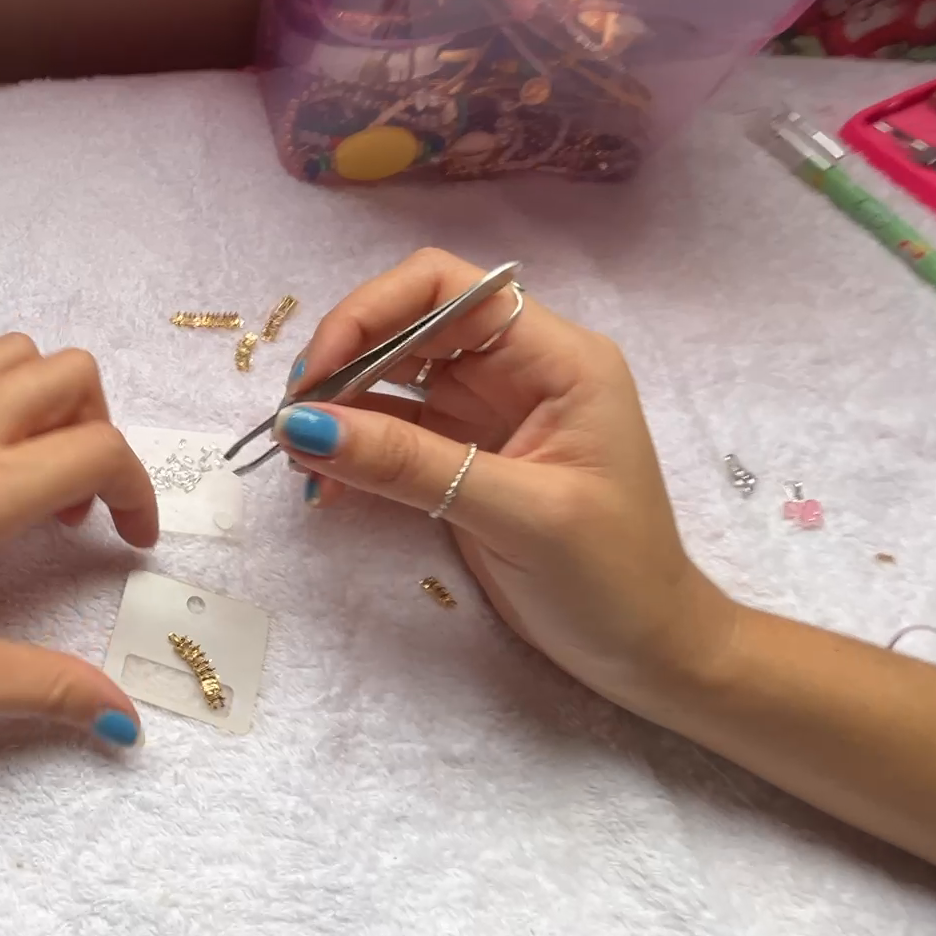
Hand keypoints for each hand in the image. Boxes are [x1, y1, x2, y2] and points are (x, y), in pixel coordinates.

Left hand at [0, 331, 156, 745]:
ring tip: (21, 467)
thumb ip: (50, 689)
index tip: (130, 539)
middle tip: (73, 503)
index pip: (99, 451)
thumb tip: (126, 720)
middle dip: (99, 431)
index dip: (138, 492)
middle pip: (71, 375)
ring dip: (44, 400)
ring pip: (12, 352)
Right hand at [276, 249, 733, 697]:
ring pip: (380, 374)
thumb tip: (300, 425)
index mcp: (551, 357)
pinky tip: (324, 484)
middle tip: (293, 422)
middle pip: (399, 324)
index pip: (441, 287)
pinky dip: (344, 447)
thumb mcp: (514, 513)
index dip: (367, 313)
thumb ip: (406, 463)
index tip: (316, 376)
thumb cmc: (610, 578)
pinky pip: (380, 425)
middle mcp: (509, 366)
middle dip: (338, 364)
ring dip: (332, 408)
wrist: (642, 648)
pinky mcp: (450, 446)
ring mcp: (476, 406)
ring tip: (300, 458)